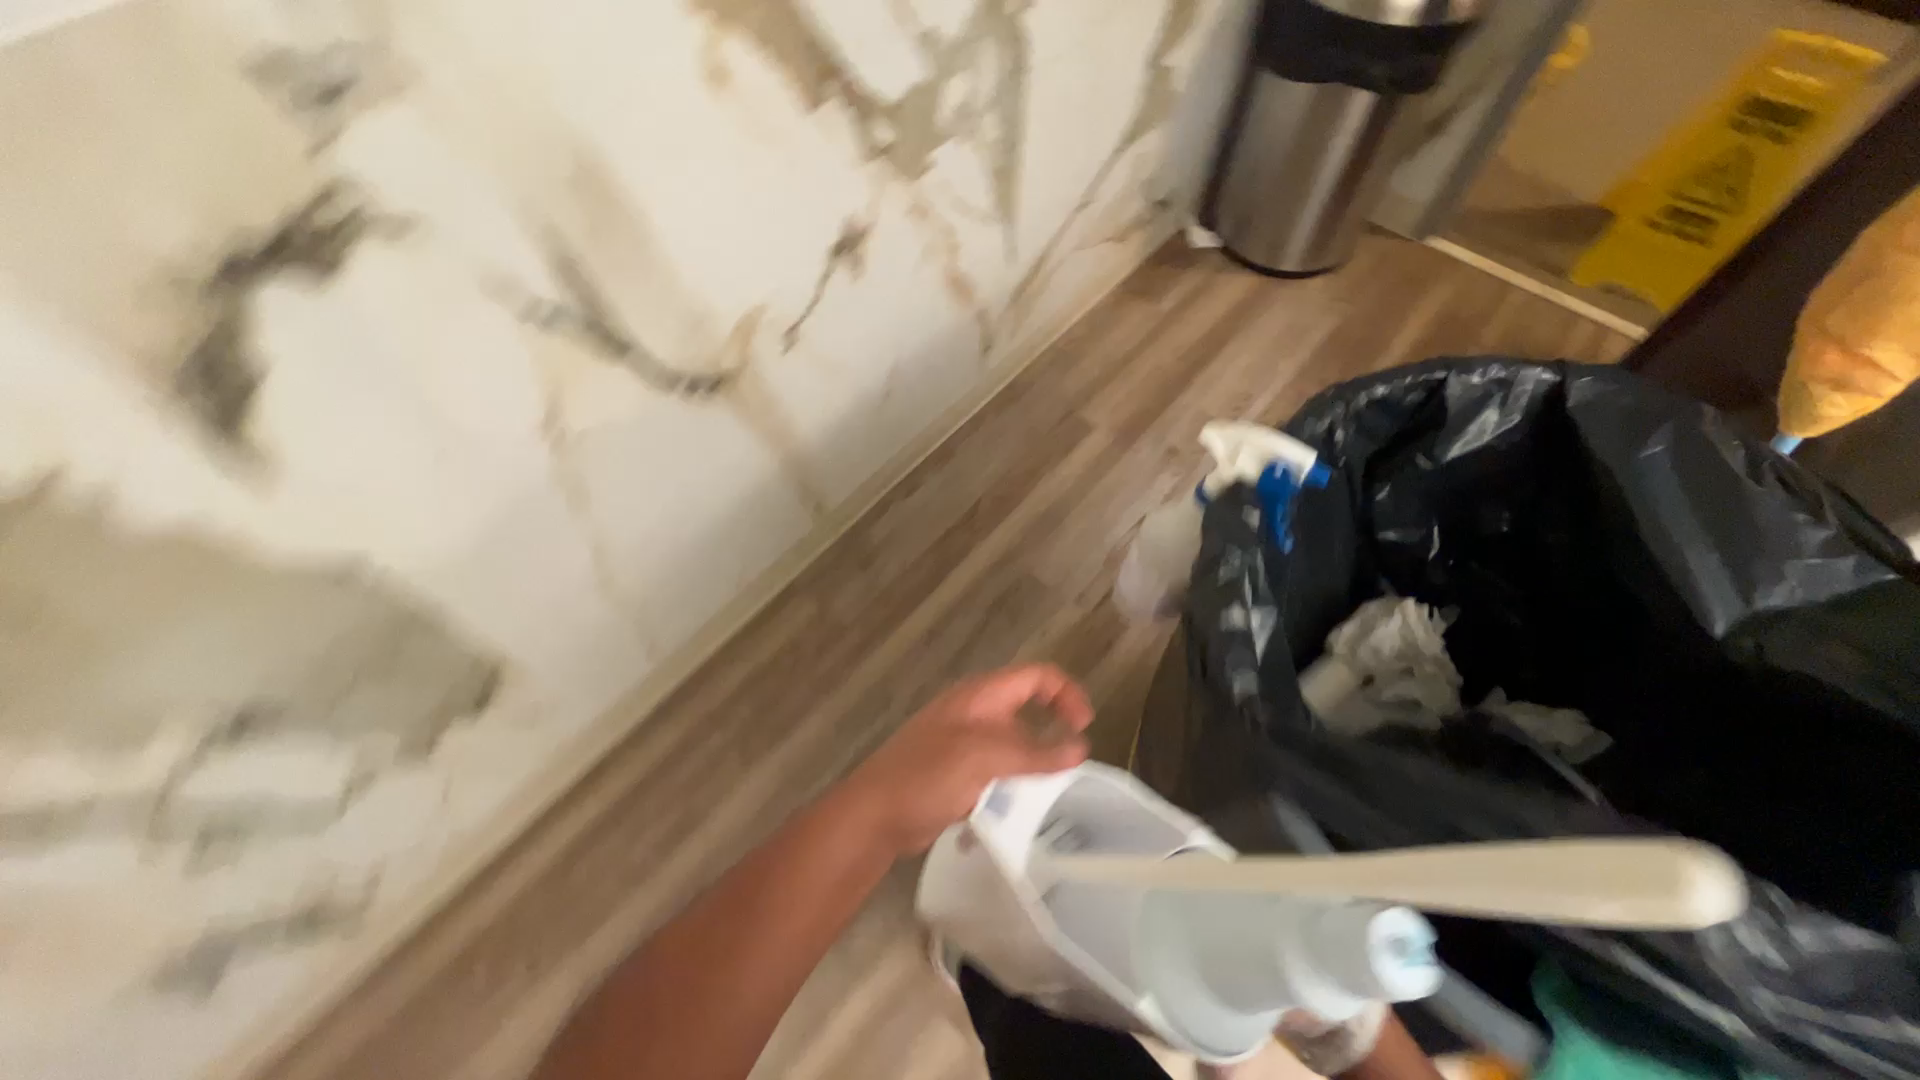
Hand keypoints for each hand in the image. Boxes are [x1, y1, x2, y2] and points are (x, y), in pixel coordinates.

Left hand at [842, 664, 1094, 855]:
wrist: (875, 815)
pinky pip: (999, 775)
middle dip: (1053, 737)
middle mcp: (976, 714)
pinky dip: (1013, 788)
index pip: (1037, 677)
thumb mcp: (983, 759)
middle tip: (1071, 771)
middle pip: (1028, 712)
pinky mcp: (960, 775)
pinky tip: (1020, 814)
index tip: (1085, 728)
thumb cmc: (926, 776)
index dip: (1066, 694)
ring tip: (1052, 797)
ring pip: (1015, 748)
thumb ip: (1033, 753)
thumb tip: (1081, 747)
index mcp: (981, 697)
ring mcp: (966, 745)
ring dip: (1034, 768)